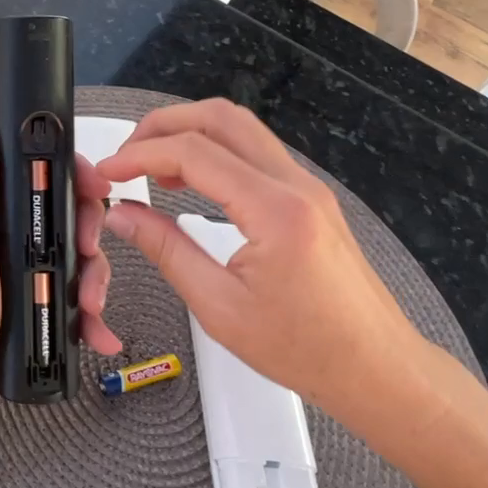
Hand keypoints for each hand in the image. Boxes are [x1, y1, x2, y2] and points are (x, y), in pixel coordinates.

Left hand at [0, 124, 123, 416]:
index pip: (34, 177)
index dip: (68, 176)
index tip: (95, 185)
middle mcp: (6, 235)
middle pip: (64, 216)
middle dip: (87, 233)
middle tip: (91, 253)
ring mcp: (22, 269)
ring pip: (75, 257)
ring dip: (93, 278)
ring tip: (90, 305)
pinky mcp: (34, 299)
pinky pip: (71, 296)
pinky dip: (87, 313)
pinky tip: (97, 330)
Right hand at [95, 100, 431, 421]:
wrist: (380, 370)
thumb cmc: (305, 349)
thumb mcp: (219, 307)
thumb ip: (165, 250)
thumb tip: (122, 216)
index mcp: (274, 211)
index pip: (193, 152)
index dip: (140, 154)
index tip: (107, 172)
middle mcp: (295, 185)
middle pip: (219, 117)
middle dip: (163, 125)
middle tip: (126, 155)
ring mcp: (307, 186)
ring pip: (239, 126)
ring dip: (189, 133)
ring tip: (150, 164)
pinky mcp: (309, 196)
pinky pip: (254, 150)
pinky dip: (213, 149)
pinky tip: (189, 179)